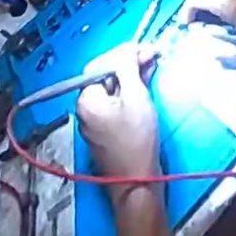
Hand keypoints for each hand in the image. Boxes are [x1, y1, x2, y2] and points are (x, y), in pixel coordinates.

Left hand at [76, 44, 158, 181]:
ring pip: (113, 89)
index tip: (143, 50)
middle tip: (150, 57)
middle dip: (129, 64)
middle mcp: (85, 110)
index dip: (123, 54)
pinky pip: (116, 104)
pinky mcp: (107, 133)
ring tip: (150, 68)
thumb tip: (127, 50)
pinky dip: (129, 94)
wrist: (139, 186)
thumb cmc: (136, 140)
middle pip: (107, 76)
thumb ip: (128, 67)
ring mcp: (95, 122)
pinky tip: (145, 86)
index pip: (101, 64)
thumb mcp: (136, 96)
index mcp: (86, 99)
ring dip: (131, 77)